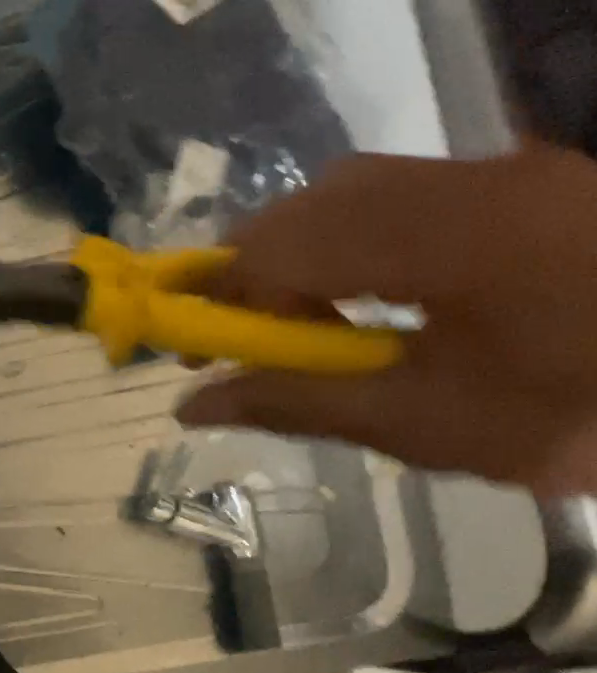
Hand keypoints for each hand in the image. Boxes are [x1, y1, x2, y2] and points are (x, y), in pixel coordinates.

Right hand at [175, 144, 596, 495]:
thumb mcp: (425, 423)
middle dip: (257, 272)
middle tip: (254, 343)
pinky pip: (407, 193)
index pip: (281, 246)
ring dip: (306, 253)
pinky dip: (357, 238)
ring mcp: (512, 173)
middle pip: (313, 203)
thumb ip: (297, 404)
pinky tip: (374, 294)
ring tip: (314, 322)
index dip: (219, 299)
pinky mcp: (533, 182)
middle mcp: (477, 180)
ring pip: (356, 190)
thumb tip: (190, 406)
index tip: (195, 355)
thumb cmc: (578, 412)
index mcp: (450, 238)